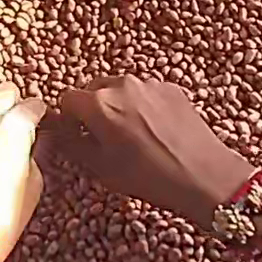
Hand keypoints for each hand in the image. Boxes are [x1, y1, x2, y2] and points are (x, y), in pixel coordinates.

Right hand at [57, 75, 253, 225]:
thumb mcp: (101, 168)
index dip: (69, 119)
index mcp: (99, 104)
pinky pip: (146, 93)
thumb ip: (73, 143)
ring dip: (120, 107)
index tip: (77, 134)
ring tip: (134, 137)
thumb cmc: (149, 176)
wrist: (203, 175)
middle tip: (105, 138)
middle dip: (94, 110)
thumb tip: (59, 130)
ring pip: (121, 90)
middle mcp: (122, 85)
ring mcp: (149, 84)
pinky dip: (144, 106)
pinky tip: (155, 131)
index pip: (67, 99)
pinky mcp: (172, 88)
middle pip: (94, 90)